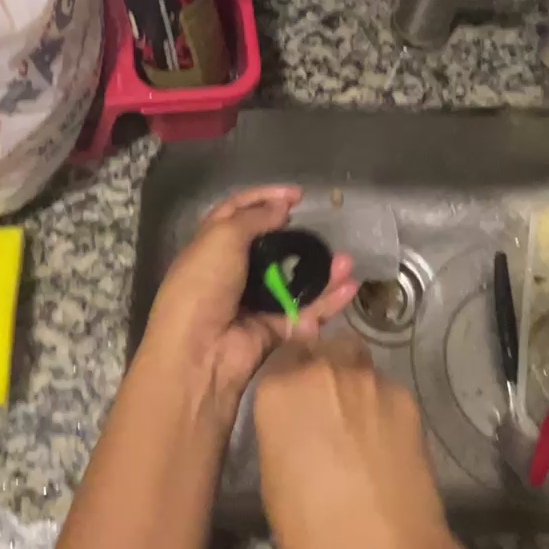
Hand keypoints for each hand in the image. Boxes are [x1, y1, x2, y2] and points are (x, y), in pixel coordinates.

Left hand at [137, 185, 358, 420]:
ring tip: (348, 263)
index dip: (266, 198)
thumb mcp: (222, 238)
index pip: (240, 211)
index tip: (297, 195)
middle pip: (273, 247)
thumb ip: (254, 218)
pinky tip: (348, 289)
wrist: (199, 352)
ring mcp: (254, 301)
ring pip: (295, 280)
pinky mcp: (273, 329)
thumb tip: (281, 207)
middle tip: (325, 233)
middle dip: (301, 240)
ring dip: (323, 272)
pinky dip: (326, 302)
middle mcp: (233, 270)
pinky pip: (304, 311)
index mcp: (212, 244)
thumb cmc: (204, 284)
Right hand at [254, 334, 492, 548]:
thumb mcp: (274, 470)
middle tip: (328, 405)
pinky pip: (387, 388)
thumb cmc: (309, 529)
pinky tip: (386, 441)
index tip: (295, 395)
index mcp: (278, 388)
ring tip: (360, 424)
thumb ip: (284, 423)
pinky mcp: (406, 396)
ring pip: (358, 360)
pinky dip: (383, 406)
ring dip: (354, 381)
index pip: (281, 353)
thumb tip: (298, 417)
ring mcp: (367, 379)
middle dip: (323, 367)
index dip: (289, 372)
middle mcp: (322, 369)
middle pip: (322, 347)